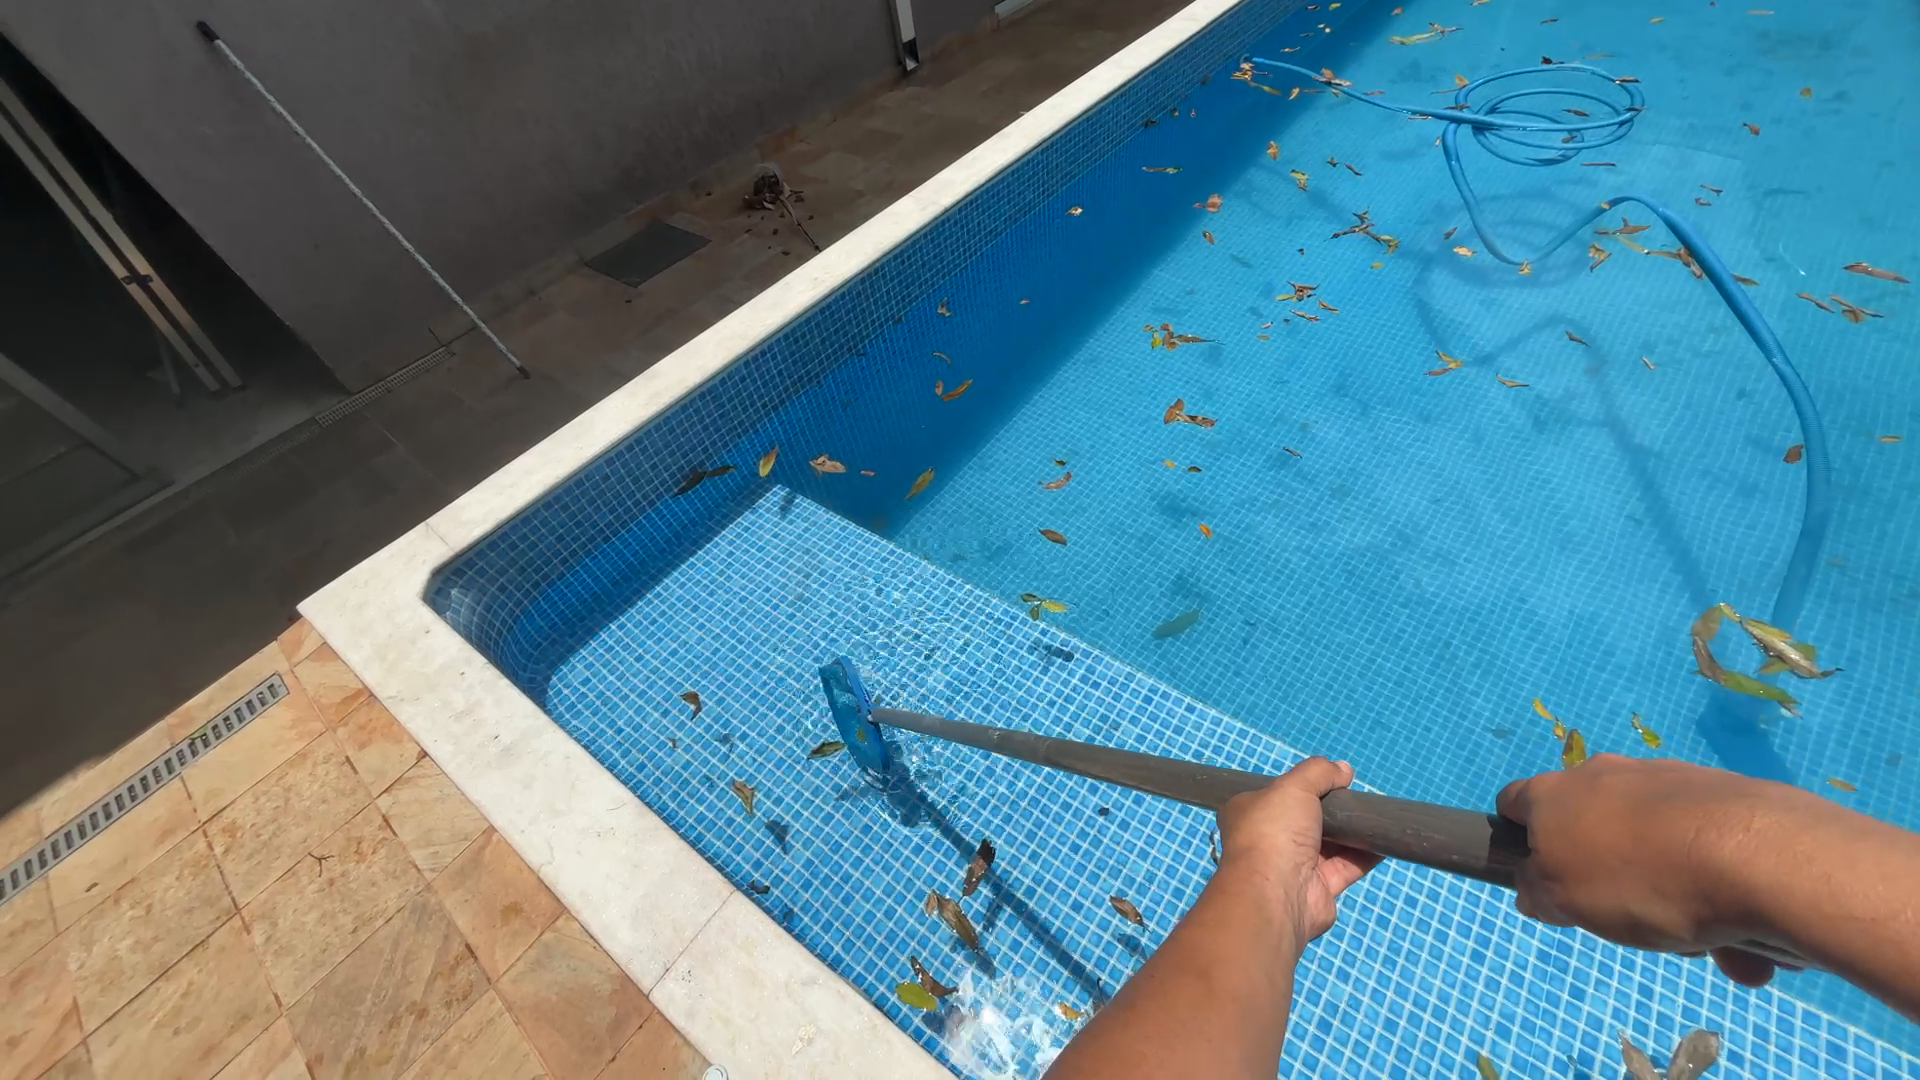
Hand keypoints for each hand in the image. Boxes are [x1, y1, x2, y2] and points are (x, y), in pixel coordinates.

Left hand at [1216, 757, 1382, 947]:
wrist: (1278, 891)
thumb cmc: (1275, 829)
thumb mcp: (1294, 786)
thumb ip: (1318, 772)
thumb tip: (1344, 768)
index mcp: (1248, 812)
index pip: (1274, 794)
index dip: (1298, 787)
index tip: (1324, 780)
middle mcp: (1267, 838)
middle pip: (1303, 819)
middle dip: (1327, 811)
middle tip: (1353, 799)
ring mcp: (1291, 865)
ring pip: (1326, 844)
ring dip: (1348, 832)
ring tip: (1372, 816)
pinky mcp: (1317, 889)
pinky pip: (1344, 867)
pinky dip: (1363, 855)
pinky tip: (1382, 842)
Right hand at [1497, 755, 1815, 985]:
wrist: (1766, 859)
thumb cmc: (1640, 879)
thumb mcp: (1564, 901)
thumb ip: (1536, 892)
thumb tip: (1532, 890)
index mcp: (1553, 793)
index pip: (1514, 802)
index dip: (1523, 838)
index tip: (1546, 875)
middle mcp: (1603, 775)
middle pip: (1595, 827)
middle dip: (1615, 874)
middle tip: (1640, 922)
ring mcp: (1668, 779)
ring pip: (1659, 841)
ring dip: (1677, 888)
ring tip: (1717, 943)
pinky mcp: (1732, 793)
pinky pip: (1716, 846)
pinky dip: (1728, 885)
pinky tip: (1757, 930)